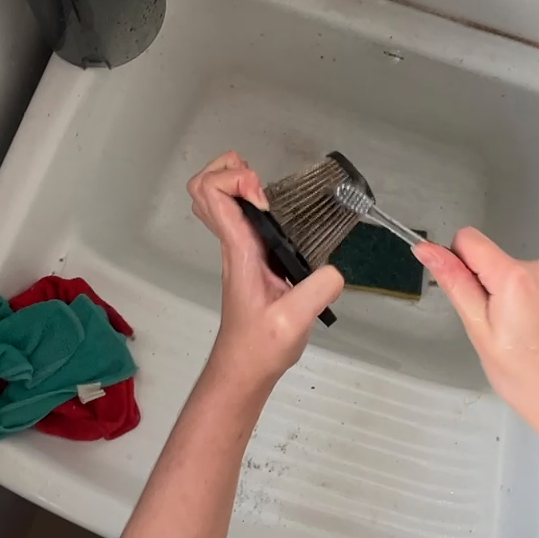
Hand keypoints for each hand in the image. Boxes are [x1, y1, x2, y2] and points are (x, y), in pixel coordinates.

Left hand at [186, 151, 343, 387]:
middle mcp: (232, 244)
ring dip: (230, 179)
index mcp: (240, 250)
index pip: (215, 196)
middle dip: (226, 170)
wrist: (245, 367)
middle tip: (256, 178)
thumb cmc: (262, 346)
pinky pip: (229, 214)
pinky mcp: (245, 256)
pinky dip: (240, 197)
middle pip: (203, 189)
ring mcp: (235, 249)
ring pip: (212, 199)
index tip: (266, 199)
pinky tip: (266, 205)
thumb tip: (335, 270)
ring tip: (259, 182)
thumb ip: (317, 291)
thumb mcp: (294, 321)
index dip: (238, 182)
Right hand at [415, 228, 538, 452]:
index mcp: (515, 277)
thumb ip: (455, 283)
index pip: (469, 239)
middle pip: (495, 260)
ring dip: (513, 297)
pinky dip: (534, 304)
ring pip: (517, 274)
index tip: (467, 294)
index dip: (458, 262)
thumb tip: (428, 250)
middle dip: (488, 288)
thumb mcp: (480, 332)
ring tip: (523, 338)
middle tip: (499, 331)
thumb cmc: (530, 380)